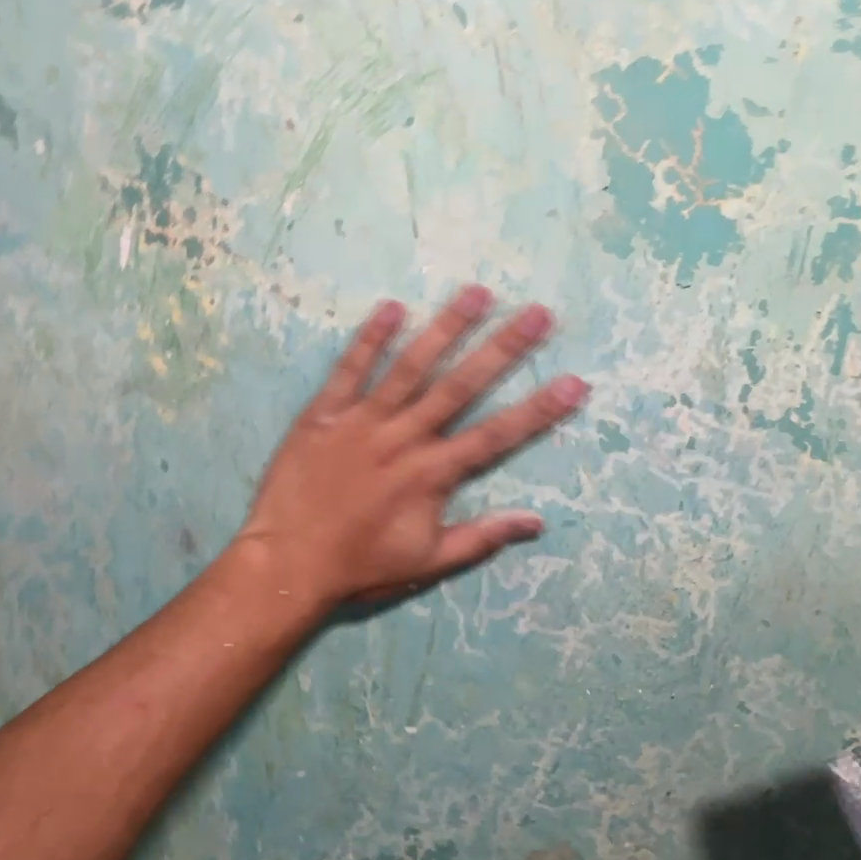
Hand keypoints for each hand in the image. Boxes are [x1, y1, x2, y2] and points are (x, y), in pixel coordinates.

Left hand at [236, 287, 586, 609]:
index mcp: (432, 474)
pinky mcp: (325, 414)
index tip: (574, 383)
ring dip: (446, 328)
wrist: (286, 564)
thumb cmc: (360, 567)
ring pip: (411, 367)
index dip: (539, 410)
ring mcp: (363, 421)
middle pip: (461, 386)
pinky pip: (350, 370)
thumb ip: (482, 537)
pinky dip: (370, 338)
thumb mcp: (428, 563)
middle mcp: (404, 438)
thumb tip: (538, 521)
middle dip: (504, 348)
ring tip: (478, 292)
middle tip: (538, 314)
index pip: (497, 436)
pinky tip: (393, 306)